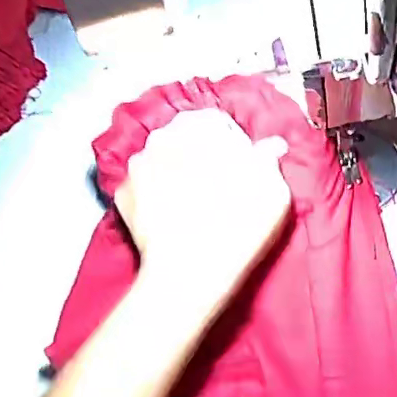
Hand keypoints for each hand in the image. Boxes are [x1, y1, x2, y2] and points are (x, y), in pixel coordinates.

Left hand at [114, 108, 290, 318]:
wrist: (189, 273)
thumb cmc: (238, 227)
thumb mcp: (274, 191)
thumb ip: (269, 160)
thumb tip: (269, 147)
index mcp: (199, 126)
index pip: (220, 123)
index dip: (235, 146)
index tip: (243, 170)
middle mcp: (161, 136)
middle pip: (187, 138)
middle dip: (202, 155)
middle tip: (221, 186)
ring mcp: (136, 166)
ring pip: (163, 161)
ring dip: (177, 172)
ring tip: (196, 203)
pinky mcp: (122, 195)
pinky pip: (145, 188)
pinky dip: (157, 196)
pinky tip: (173, 216)